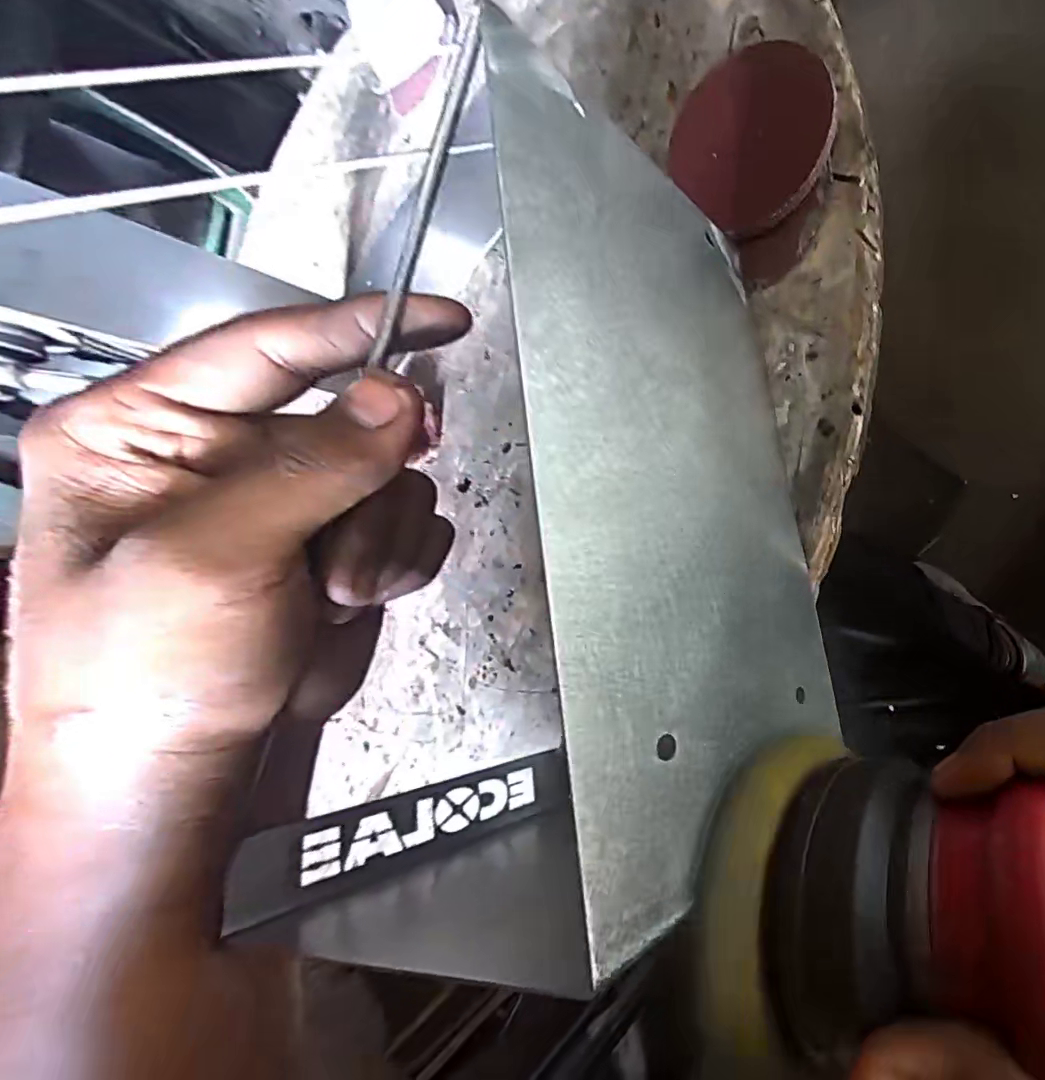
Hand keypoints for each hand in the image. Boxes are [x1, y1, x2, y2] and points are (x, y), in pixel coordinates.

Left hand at [0, 294, 470, 1079]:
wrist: (188, 754)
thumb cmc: (152, 658)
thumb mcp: (217, 552)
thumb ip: (313, 466)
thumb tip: (402, 397)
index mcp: (151, 430)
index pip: (272, 348)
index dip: (363, 326)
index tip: (445, 317)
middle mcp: (230, 456)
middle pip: (358, 423)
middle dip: (373, 480)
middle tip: (361, 520)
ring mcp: (298, 502)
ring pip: (400, 480)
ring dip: (385, 538)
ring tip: (335, 590)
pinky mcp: (348, 542)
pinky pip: (418, 522)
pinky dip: (404, 558)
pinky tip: (361, 593)